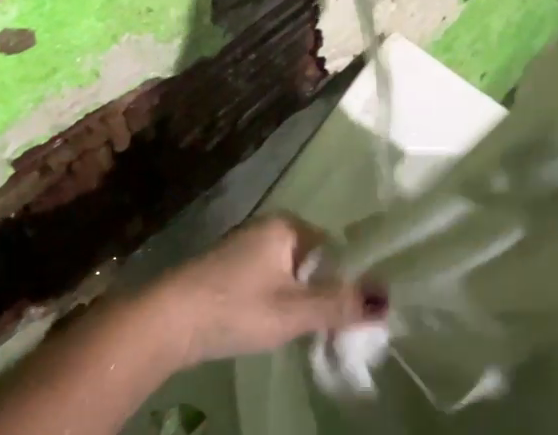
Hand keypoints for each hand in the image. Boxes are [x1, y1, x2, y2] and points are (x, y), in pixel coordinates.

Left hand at [148, 213, 385, 364]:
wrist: (169, 319)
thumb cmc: (236, 307)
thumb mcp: (294, 310)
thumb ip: (340, 304)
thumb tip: (387, 298)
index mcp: (286, 225)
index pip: (334, 248)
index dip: (348, 280)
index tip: (355, 315)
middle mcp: (267, 228)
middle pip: (313, 260)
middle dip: (325, 292)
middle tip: (334, 329)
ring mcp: (246, 247)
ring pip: (291, 274)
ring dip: (302, 300)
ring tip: (309, 332)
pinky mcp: (230, 270)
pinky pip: (270, 281)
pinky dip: (280, 301)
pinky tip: (278, 326)